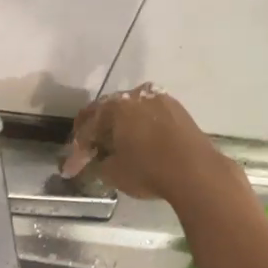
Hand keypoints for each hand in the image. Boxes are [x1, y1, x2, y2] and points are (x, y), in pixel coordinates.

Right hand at [61, 83, 239, 201]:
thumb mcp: (112, 172)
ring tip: (113, 149)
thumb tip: (98, 159)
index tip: (70, 170)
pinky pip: (148, 117)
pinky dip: (138, 129)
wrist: (196, 171)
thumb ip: (97, 162)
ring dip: (118, 129)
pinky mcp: (178, 111)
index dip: (76, 150)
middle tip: (89, 154)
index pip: (86, 126)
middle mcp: (137, 95)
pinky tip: (136, 145)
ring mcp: (161, 100)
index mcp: (115, 105)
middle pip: (107, 113)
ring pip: (130, 113)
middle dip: (96, 134)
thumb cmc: (147, 170)